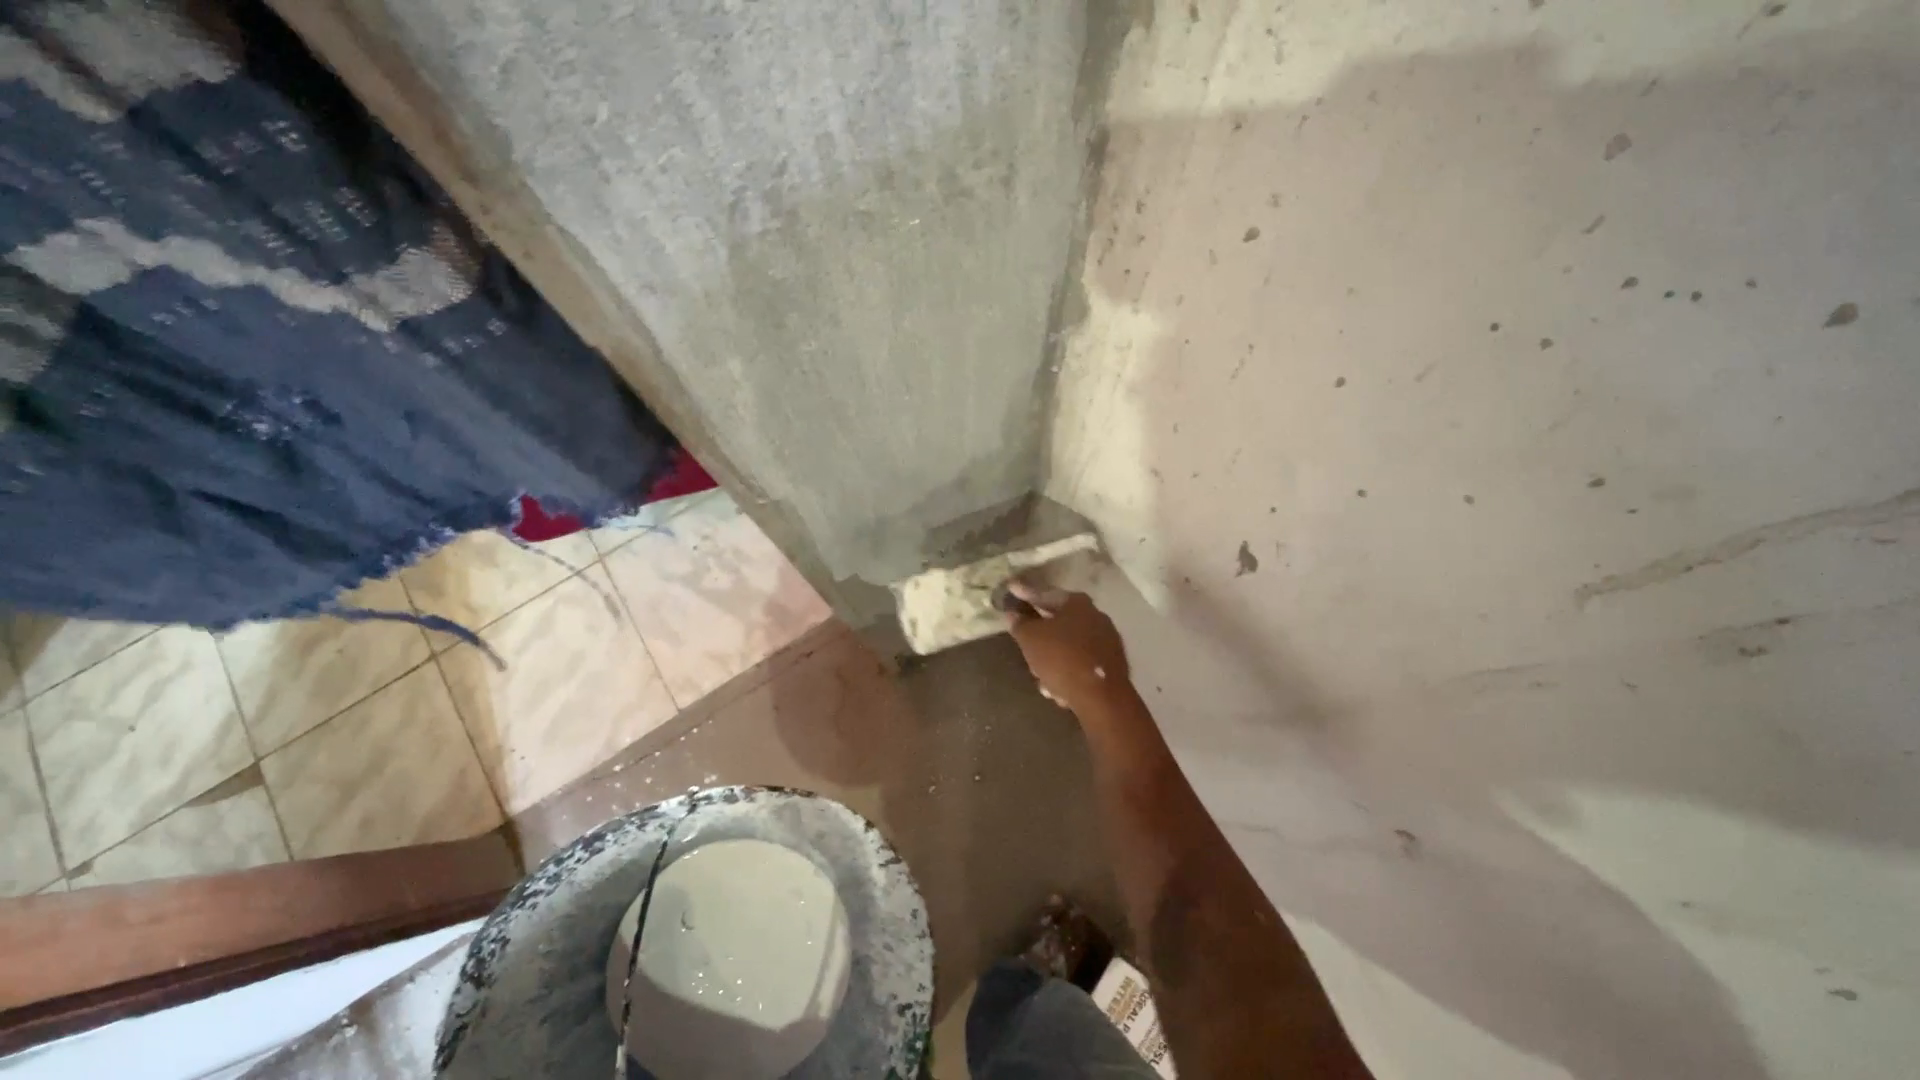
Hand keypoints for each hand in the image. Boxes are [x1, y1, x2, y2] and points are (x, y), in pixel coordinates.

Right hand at [1005, 582, 1129, 711]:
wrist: (1101, 696)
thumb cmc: (1062, 658)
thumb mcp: (1030, 639)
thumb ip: (1020, 624)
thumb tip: (1013, 614)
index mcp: (1077, 603)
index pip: (1045, 594)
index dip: (1025, 593)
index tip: (1011, 589)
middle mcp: (1096, 616)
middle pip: (1058, 623)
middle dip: (1040, 637)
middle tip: (1025, 645)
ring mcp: (1107, 641)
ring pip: (1068, 647)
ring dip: (1053, 661)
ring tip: (1042, 678)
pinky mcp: (1112, 665)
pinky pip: (1081, 665)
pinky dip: (1068, 673)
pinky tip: (1058, 689)